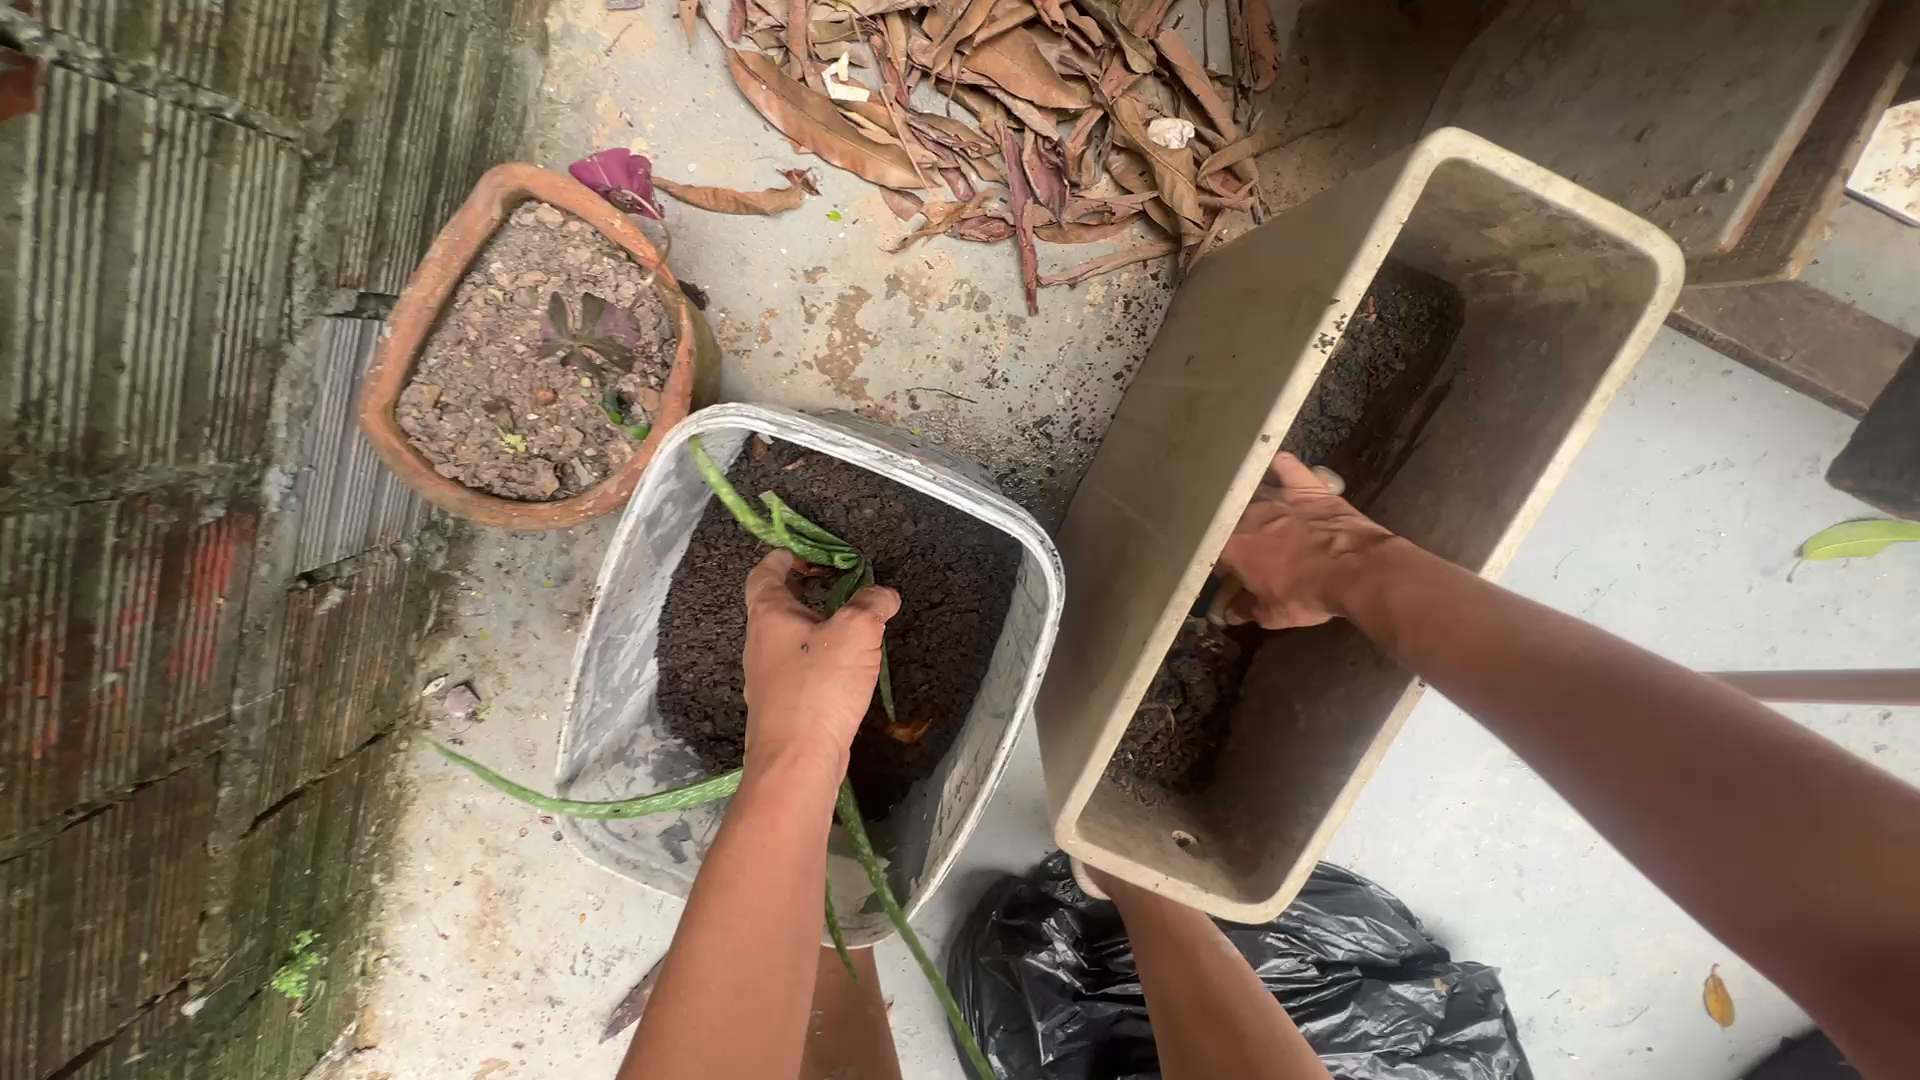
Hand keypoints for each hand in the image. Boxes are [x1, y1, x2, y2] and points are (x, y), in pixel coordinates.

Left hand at [741, 549, 900, 770]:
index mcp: (769, 617)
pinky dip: (819, 660)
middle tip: (838, 587)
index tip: (801, 553)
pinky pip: (799, 671)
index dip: (780, 559)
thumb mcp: (856, 632)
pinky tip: (846, 671)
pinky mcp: (782, 707)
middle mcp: (760, 644)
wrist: (798, 760)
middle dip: (805, 594)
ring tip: (850, 628)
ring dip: (814, 629)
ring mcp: (768, 679)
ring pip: (789, 641)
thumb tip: (883, 594)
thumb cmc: (819, 687)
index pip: (764, 575)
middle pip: (776, 608)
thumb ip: (872, 605)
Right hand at [1216, 452, 1399, 628]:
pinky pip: (1286, 466)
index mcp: (1232, 547)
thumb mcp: (1272, 614)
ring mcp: (1277, 498)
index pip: (1211, 551)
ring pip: (1251, 492)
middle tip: (1241, 545)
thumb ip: (1245, 609)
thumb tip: (1230, 611)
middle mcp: (1247, 516)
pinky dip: (1277, 462)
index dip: (1217, 562)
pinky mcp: (1306, 488)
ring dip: (1246, 500)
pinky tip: (1271, 459)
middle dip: (1229, 530)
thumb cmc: (1307, 594)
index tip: (1226, 574)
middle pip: (1228, 518)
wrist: (1356, 571)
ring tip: (1246, 507)